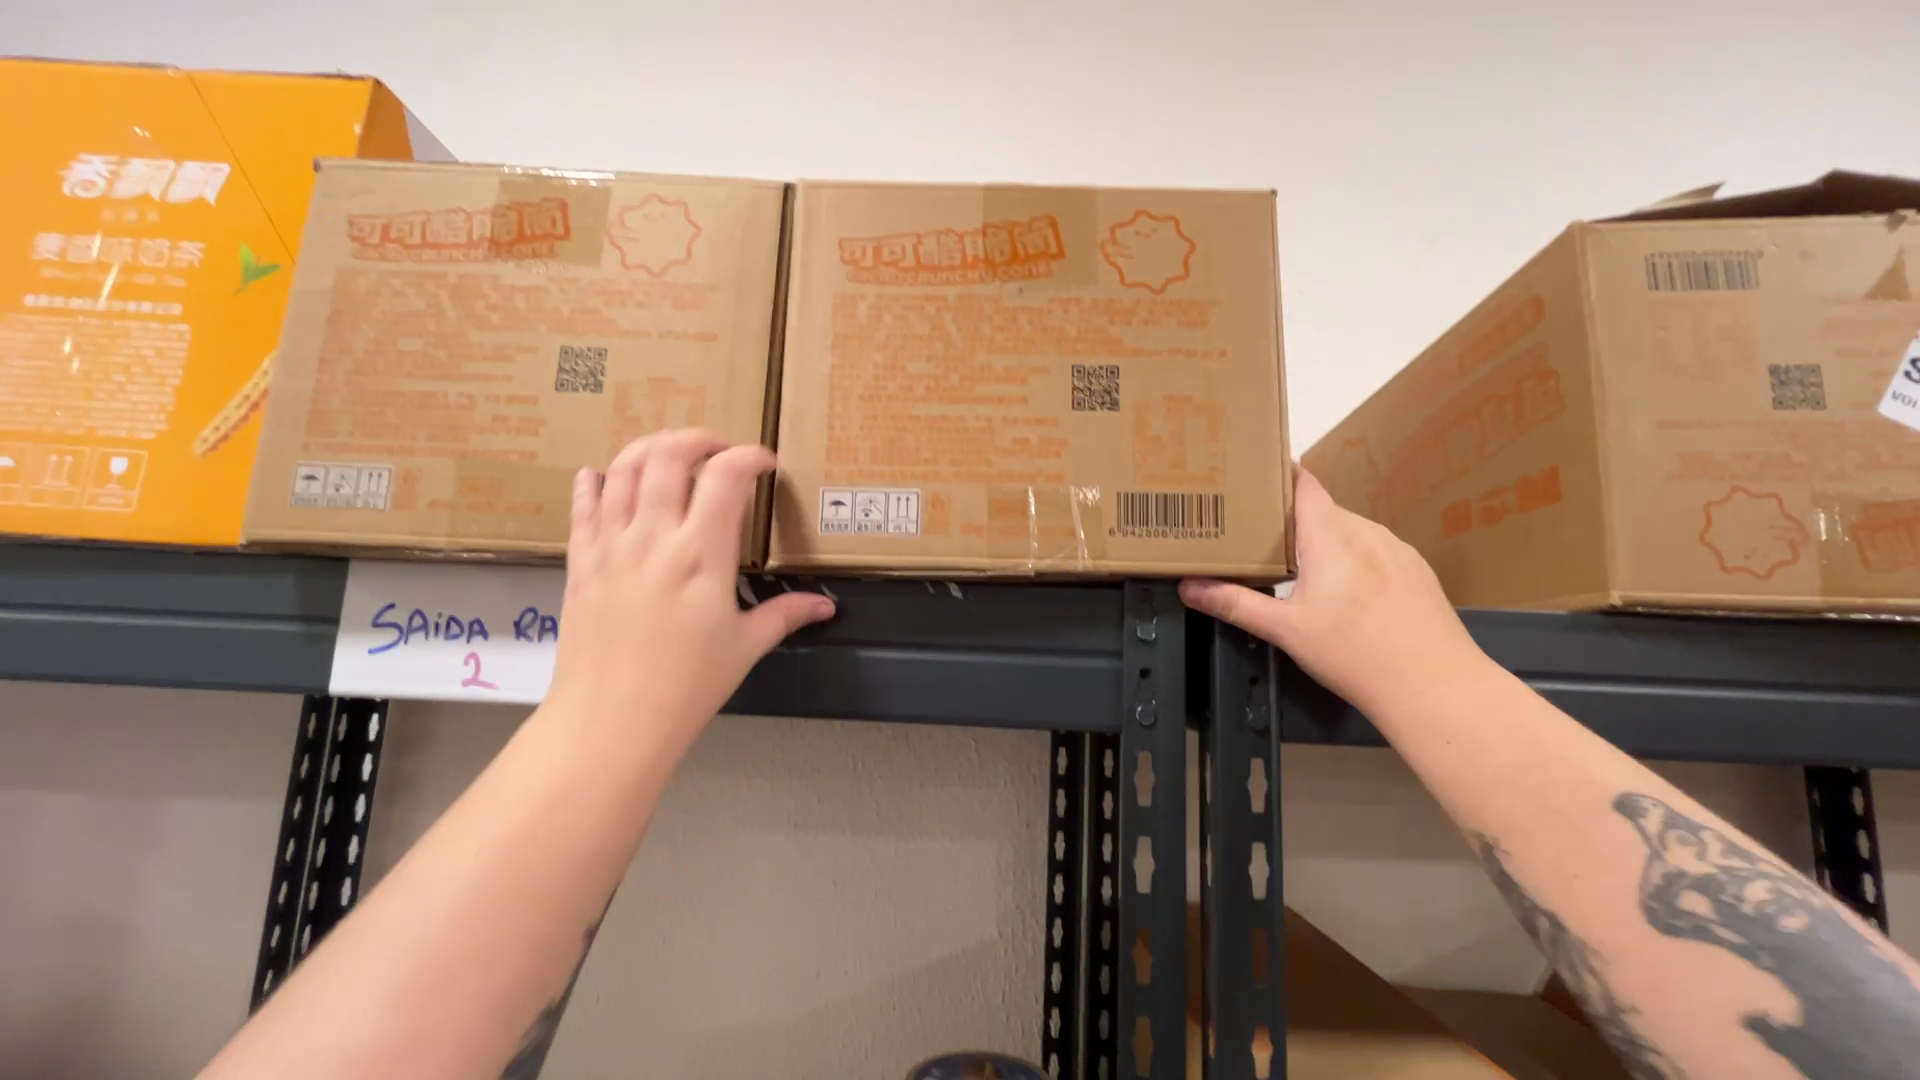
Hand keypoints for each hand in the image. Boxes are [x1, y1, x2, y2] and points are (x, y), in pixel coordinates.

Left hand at [544, 430, 834, 752]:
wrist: (611, 721)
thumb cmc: (686, 686)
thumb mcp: (745, 647)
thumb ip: (784, 614)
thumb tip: (825, 606)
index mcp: (702, 554)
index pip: (726, 476)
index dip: (750, 457)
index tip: (766, 465)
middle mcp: (654, 537)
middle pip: (669, 455)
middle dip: (698, 439)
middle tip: (718, 449)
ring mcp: (612, 546)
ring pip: (624, 469)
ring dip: (649, 448)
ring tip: (670, 453)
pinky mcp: (582, 563)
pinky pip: (583, 508)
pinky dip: (593, 484)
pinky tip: (598, 475)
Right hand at [1179, 468, 1487, 712]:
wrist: (1436, 686)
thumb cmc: (1358, 655)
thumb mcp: (1286, 631)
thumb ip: (1236, 603)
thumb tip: (1189, 588)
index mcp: (1331, 537)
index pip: (1304, 484)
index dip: (1278, 473)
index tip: (1252, 473)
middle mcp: (1367, 532)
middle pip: (1322, 511)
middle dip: (1291, 521)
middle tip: (1259, 538)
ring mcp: (1397, 550)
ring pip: (1349, 532)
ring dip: (1323, 543)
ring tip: (1298, 569)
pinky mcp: (1416, 571)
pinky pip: (1375, 551)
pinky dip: (1353, 561)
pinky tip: (1346, 596)